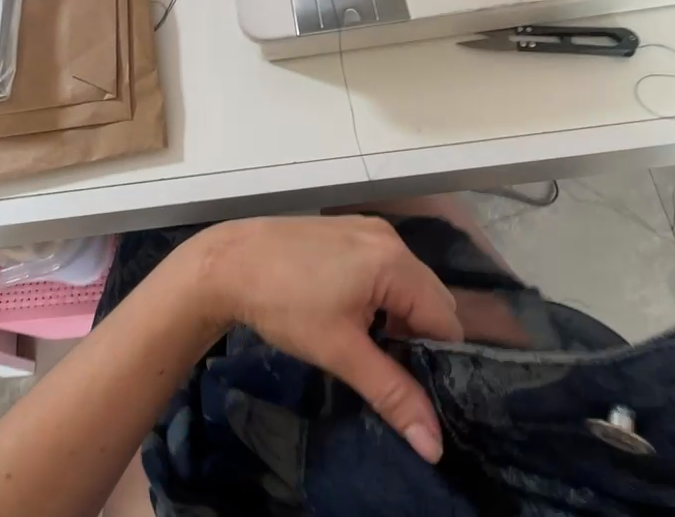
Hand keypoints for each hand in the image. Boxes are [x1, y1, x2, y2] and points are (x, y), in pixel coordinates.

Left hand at [176, 216, 463, 462]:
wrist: (228, 262)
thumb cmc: (284, 305)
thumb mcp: (339, 352)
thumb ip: (392, 393)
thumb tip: (433, 445)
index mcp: (395, 262)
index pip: (446, 321)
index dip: (436, 359)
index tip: (414, 386)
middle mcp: (390, 238)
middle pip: (431, 298)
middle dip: (419, 336)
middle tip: (387, 367)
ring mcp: (368, 228)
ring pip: (408, 282)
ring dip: (399, 315)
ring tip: (366, 342)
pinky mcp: (348, 229)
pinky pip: (385, 266)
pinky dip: (381, 293)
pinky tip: (351, 313)